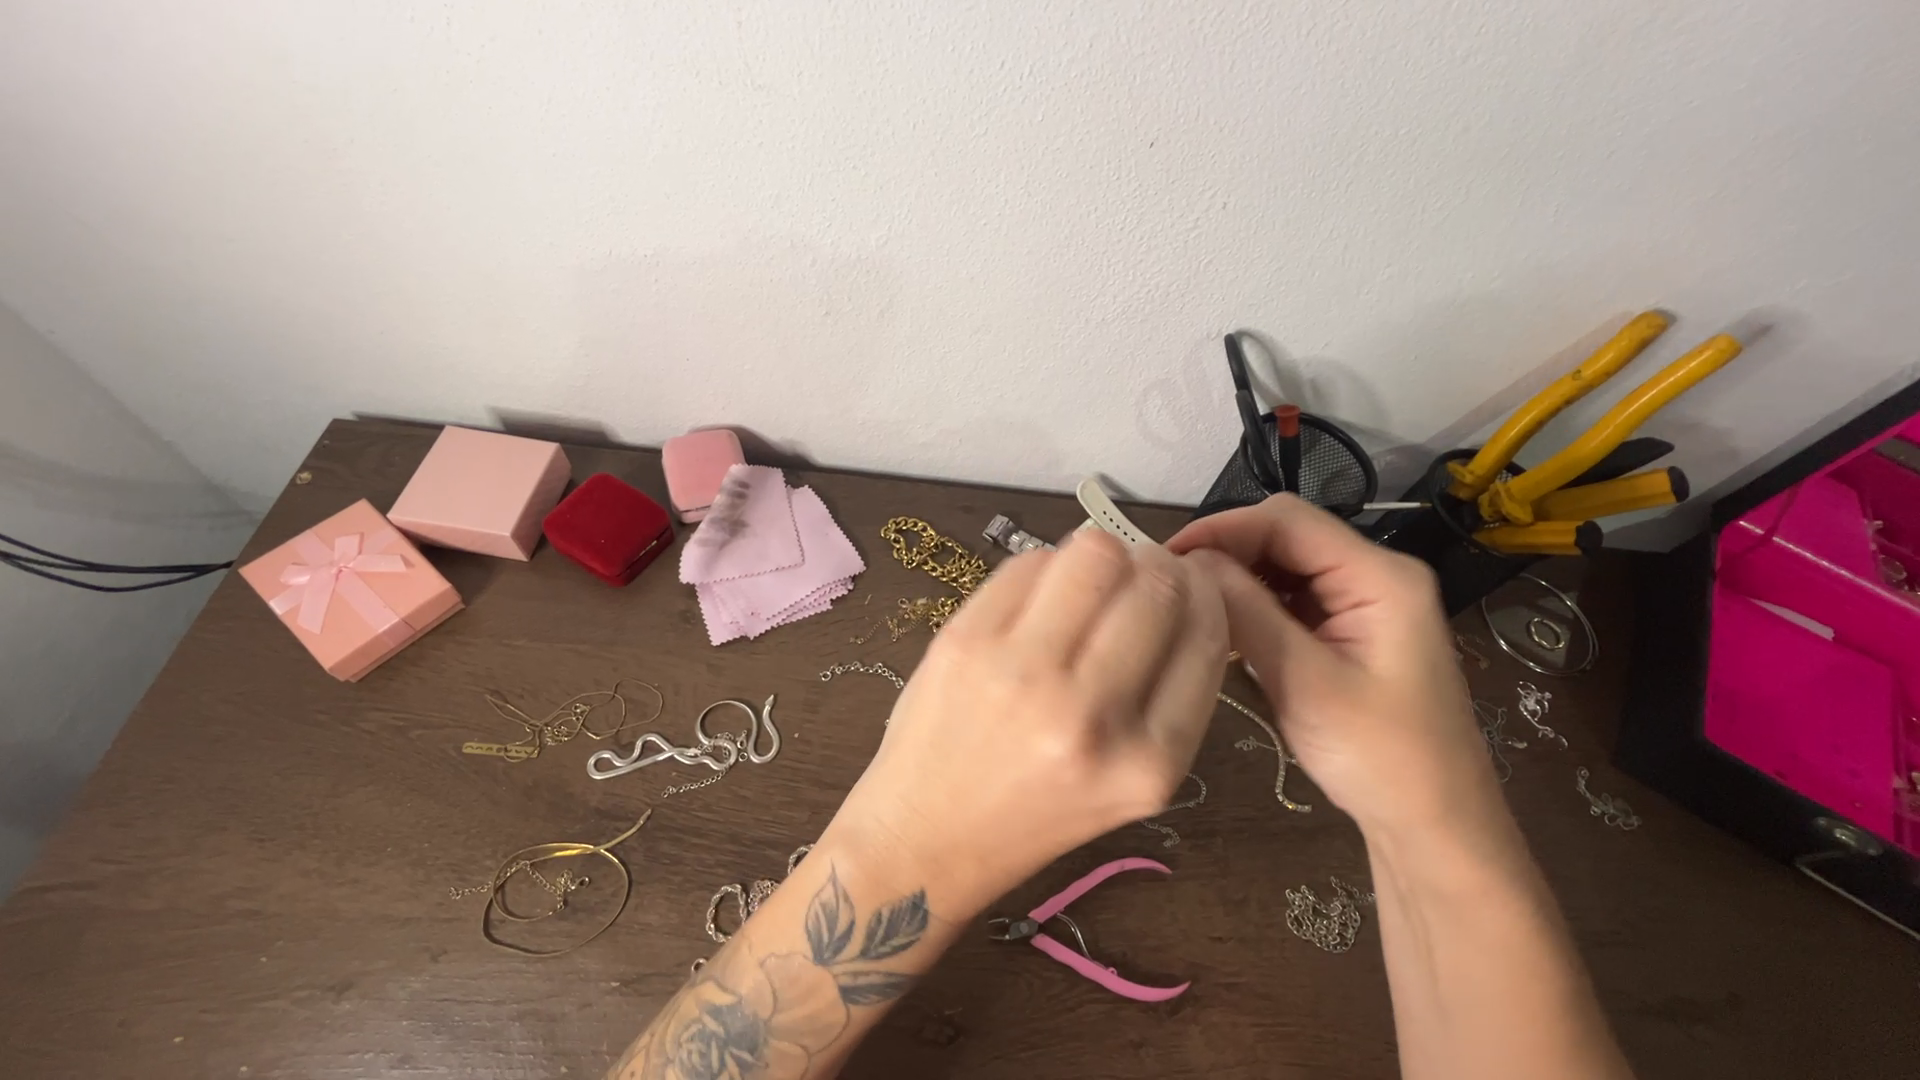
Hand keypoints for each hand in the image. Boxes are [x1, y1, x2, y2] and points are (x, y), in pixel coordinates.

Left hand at [826, 530, 1228, 916]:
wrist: (925, 838)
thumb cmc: (1033, 816)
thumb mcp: (1131, 782)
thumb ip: (1169, 696)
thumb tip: (1187, 590)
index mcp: (1148, 762)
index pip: (1207, 636)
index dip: (1206, 595)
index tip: (1190, 588)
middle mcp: (1090, 713)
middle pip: (1155, 584)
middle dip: (1158, 568)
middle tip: (1139, 576)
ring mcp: (1022, 671)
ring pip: (1095, 552)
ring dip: (1103, 555)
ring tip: (1088, 581)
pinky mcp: (964, 639)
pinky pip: (1030, 561)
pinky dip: (1046, 566)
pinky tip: (1039, 597)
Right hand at [1167, 495, 1492, 833]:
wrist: (1434, 824)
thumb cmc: (1380, 757)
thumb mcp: (1304, 683)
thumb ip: (1248, 614)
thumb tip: (1190, 562)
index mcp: (1380, 576)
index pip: (1287, 521)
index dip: (1222, 529)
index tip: (1166, 558)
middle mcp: (1374, 575)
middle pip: (1285, 537)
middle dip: (1225, 553)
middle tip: (1170, 586)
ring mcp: (1362, 603)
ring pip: (1283, 566)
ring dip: (1235, 580)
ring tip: (1187, 606)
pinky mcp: (1348, 630)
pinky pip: (1290, 599)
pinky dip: (1252, 606)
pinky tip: (1222, 628)